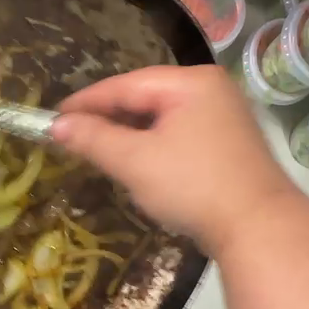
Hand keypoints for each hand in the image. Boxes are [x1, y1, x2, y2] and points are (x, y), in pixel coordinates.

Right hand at [51, 65, 304, 257]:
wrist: (256, 225)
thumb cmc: (192, 186)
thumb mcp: (135, 162)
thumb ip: (94, 140)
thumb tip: (56, 125)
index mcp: (190, 83)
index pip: (125, 85)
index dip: (86, 101)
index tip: (53, 117)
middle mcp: (209, 89)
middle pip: (144, 97)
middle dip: (106, 116)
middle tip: (70, 135)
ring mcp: (222, 115)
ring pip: (160, 117)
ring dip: (126, 131)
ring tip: (95, 148)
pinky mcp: (225, 143)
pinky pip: (175, 133)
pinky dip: (149, 143)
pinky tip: (132, 161)